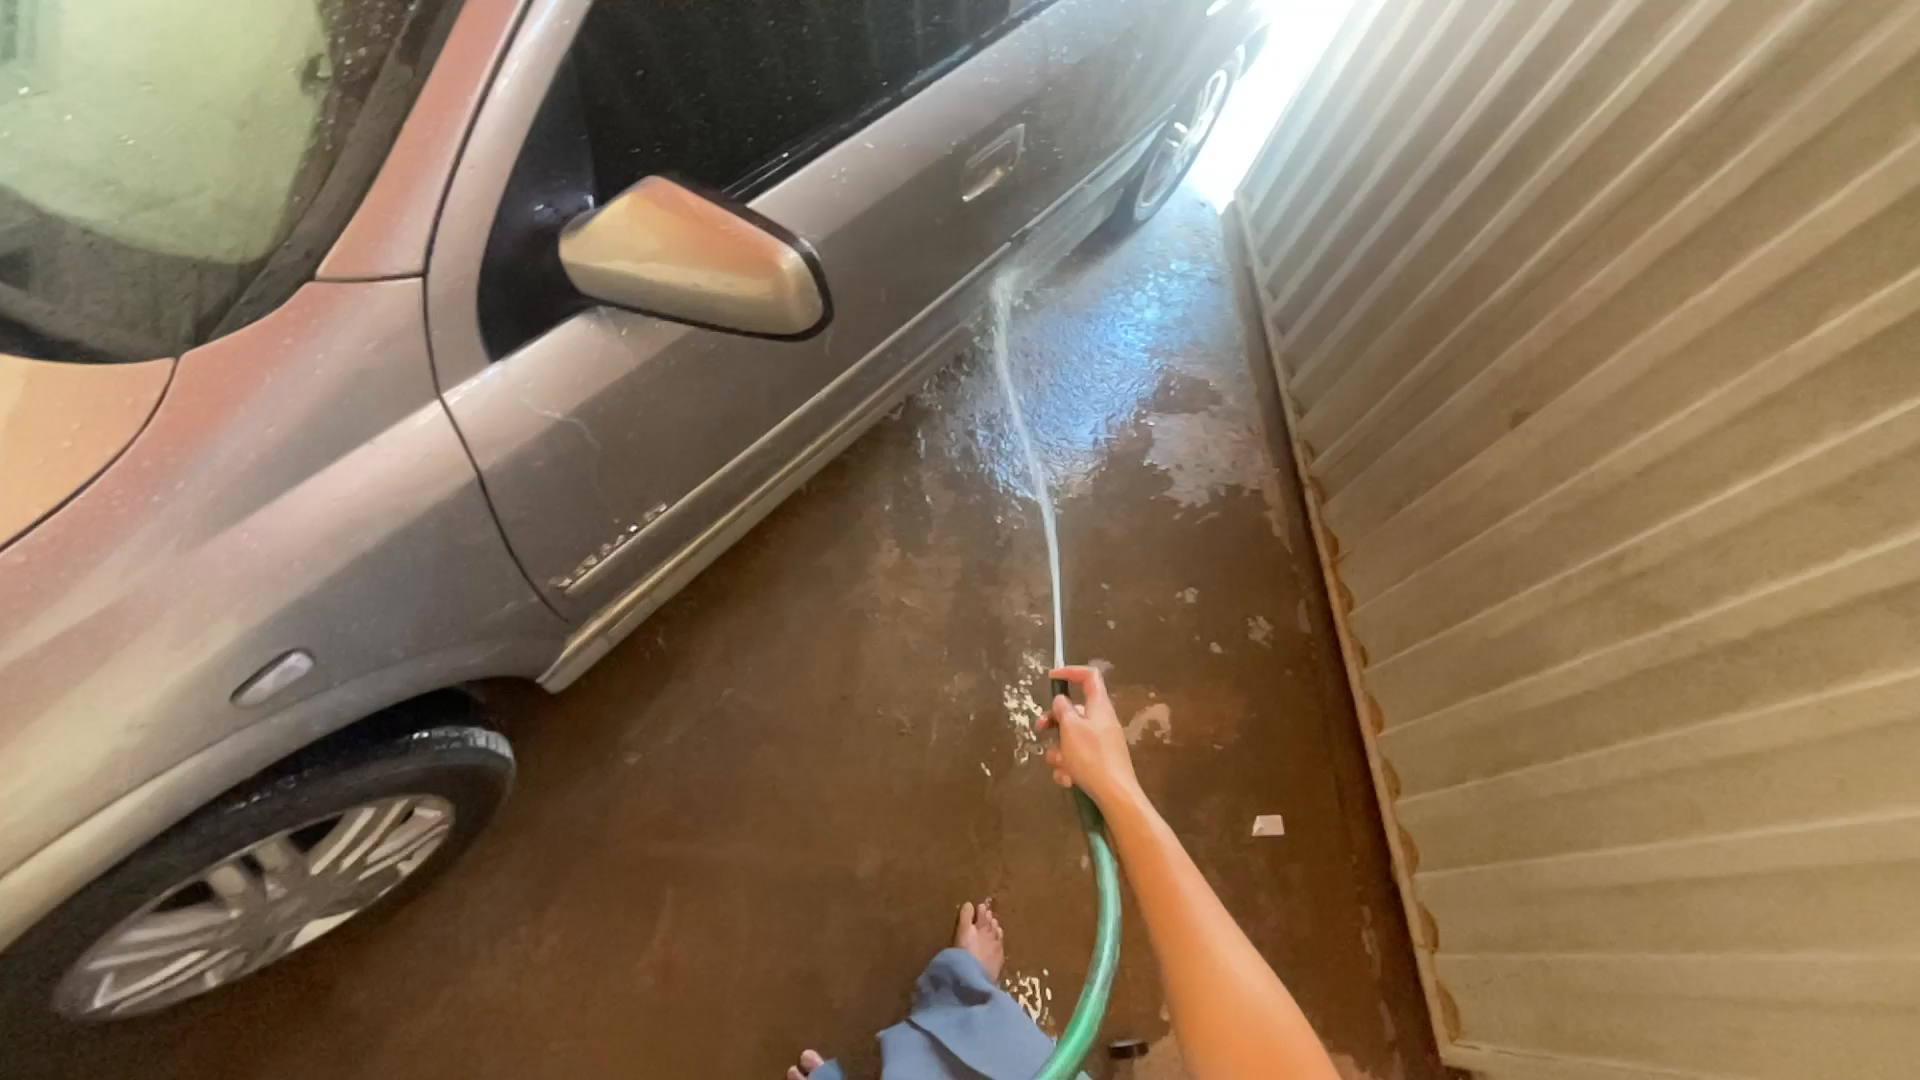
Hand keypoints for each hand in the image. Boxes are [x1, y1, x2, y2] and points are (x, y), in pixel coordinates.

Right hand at [1038, 665, 1142, 811]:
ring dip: (1059, 751)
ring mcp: (1100, 743)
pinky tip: (1067, 778)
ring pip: (1070, 738)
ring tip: (1060, 765)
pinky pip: (1076, 757)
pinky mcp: (1098, 762)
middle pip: (1073, 711)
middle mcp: (1101, 721)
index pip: (1089, 676)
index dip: (1070, 672)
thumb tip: (1061, 700)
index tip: (1051, 678)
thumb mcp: (1071, 728)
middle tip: (1040, 729)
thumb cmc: (1092, 757)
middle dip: (1053, 721)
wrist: (1115, 796)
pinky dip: (1068, 766)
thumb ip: (1063, 710)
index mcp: (1099, 706)